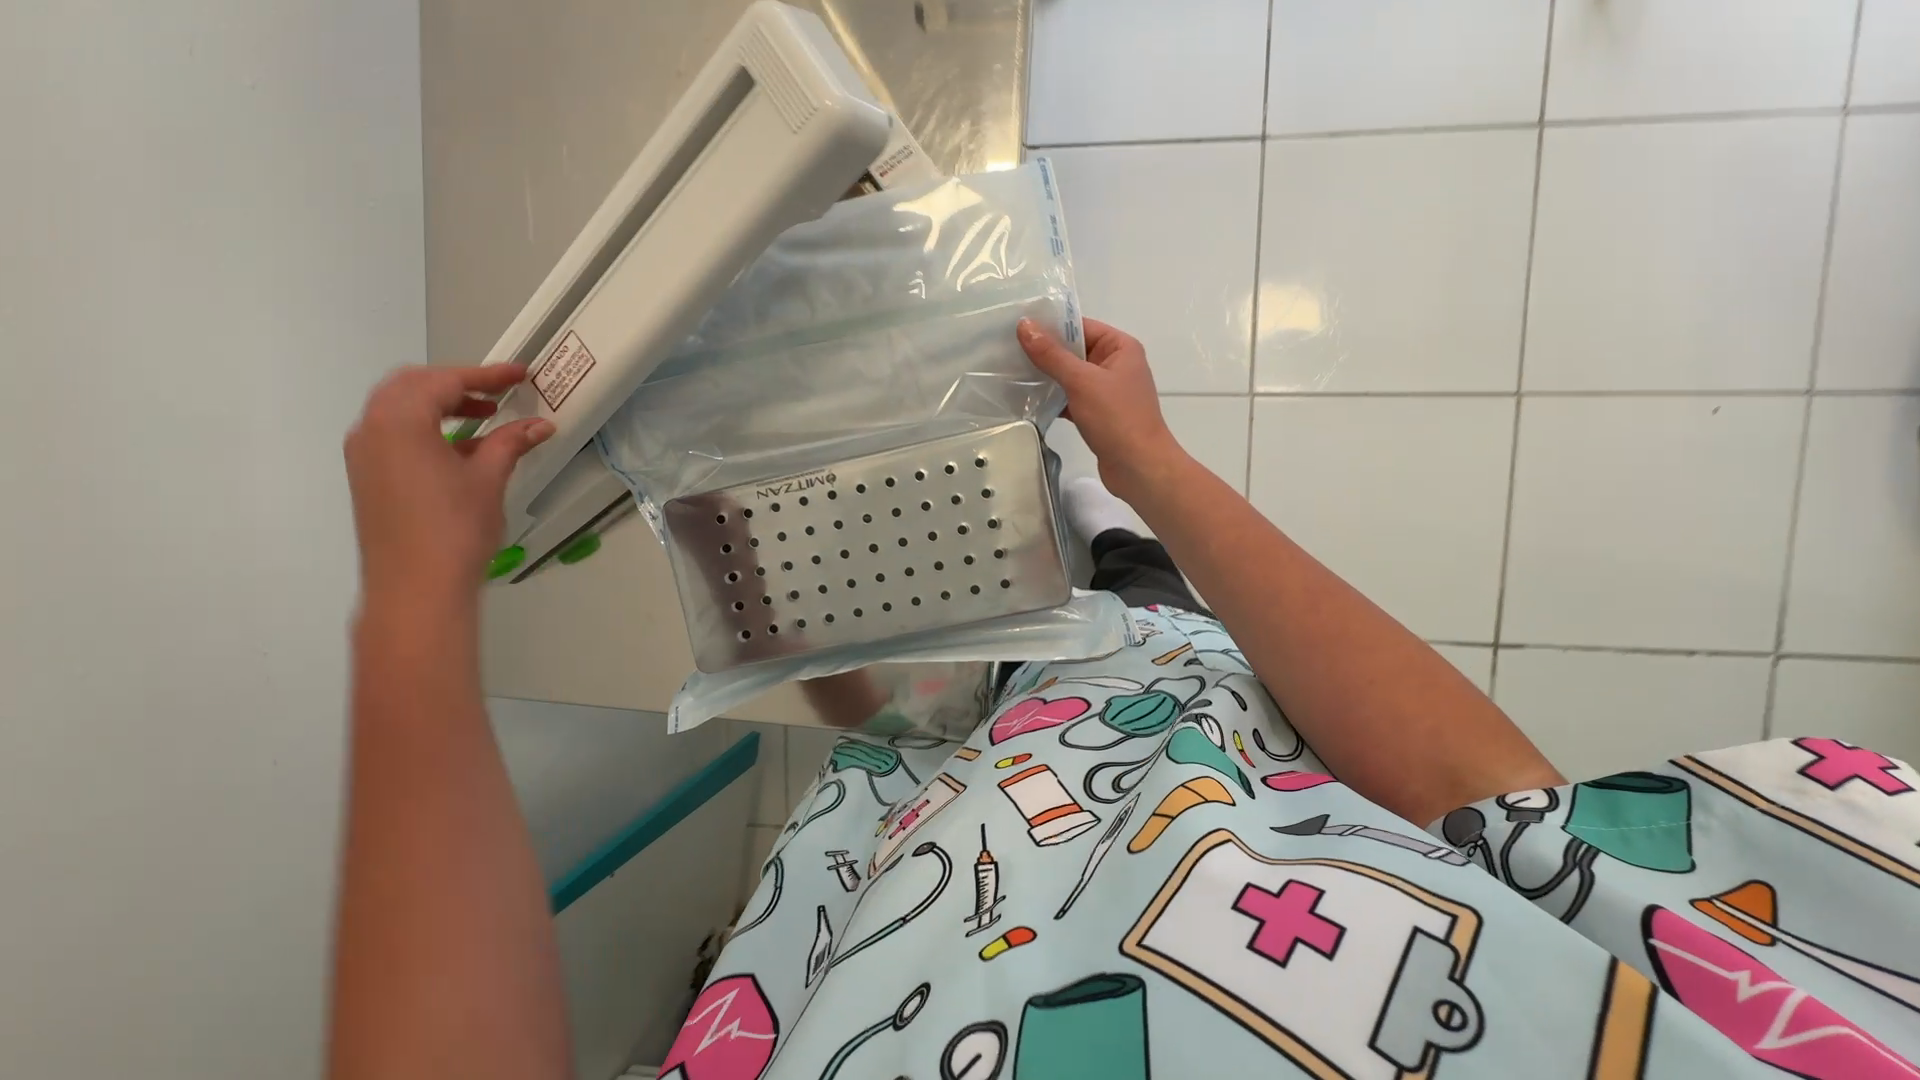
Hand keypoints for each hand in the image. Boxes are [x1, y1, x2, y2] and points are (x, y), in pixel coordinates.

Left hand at [344, 365, 554, 608]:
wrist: (415, 588)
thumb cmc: (454, 529)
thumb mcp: (488, 479)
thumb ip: (510, 443)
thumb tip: (537, 425)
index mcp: (399, 420)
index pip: (445, 381)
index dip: (486, 375)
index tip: (519, 374)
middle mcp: (372, 429)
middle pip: (413, 386)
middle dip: (456, 384)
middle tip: (497, 393)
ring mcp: (364, 454)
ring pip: (399, 410)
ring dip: (440, 406)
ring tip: (483, 419)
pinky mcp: (367, 477)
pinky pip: (394, 435)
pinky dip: (426, 429)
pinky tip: (460, 449)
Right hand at [1017, 317, 1184, 502]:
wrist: (1139, 468)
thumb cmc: (1117, 418)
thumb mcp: (1081, 381)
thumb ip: (1051, 354)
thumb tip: (1025, 325)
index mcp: (1120, 347)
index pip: (1081, 326)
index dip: (1050, 326)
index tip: (1017, 327)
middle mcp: (1116, 364)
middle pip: (1074, 350)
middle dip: (1044, 352)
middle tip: (1006, 350)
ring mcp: (1107, 391)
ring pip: (1071, 376)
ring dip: (1046, 377)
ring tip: (1011, 373)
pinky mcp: (1098, 414)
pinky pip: (1071, 398)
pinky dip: (1053, 399)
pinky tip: (1027, 400)